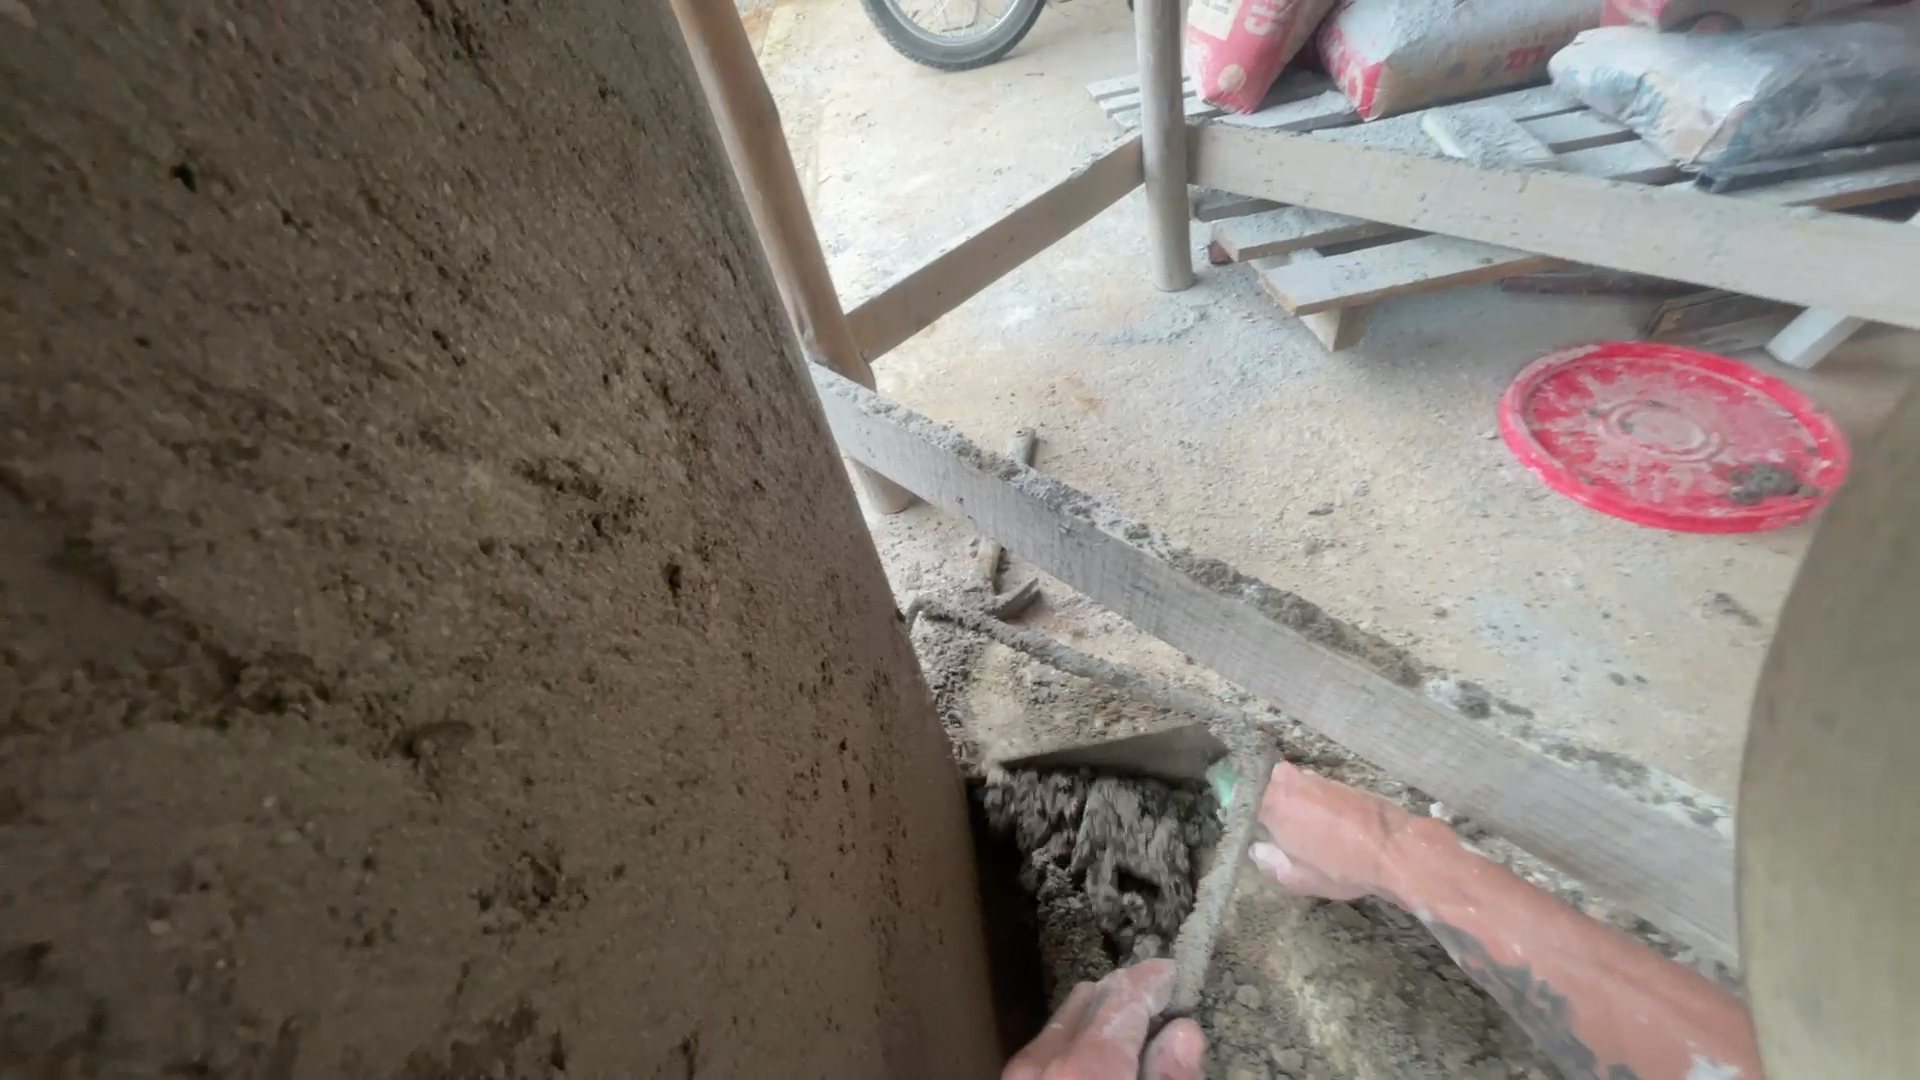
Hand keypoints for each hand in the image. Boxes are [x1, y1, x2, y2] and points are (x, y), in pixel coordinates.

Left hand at [1003, 959, 1203, 1079]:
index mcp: (1087, 1069)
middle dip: (1125, 992)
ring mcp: (1019, 1073)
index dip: (1151, 981)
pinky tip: (1091, 1049)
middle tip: (1157, 993)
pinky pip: (1045, 1044)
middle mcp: (1045, 1061)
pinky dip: (1073, 1034)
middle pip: (1089, 999)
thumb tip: (1183, 1031)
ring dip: (1097, 1012)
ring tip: (1129, 1018)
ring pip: (1064, 1019)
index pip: (1123, 1001)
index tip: (1171, 970)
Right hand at [1248, 760, 1418, 903]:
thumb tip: (1256, 849)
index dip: (1237, 808)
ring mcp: (1312, 777)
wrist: (1396, 850)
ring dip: (1289, 801)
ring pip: (1288, 785)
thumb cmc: (1340, 866)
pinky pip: (1311, 789)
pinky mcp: (1335, 781)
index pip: (1237, 794)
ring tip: (1299, 828)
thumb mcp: (1297, 878)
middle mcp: (1286, 781)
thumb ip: (1269, 862)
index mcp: (1268, 801)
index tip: (1243, 824)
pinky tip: (1324, 824)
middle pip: (1262, 785)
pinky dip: (1312, 802)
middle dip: (1262, 801)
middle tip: (1269, 826)